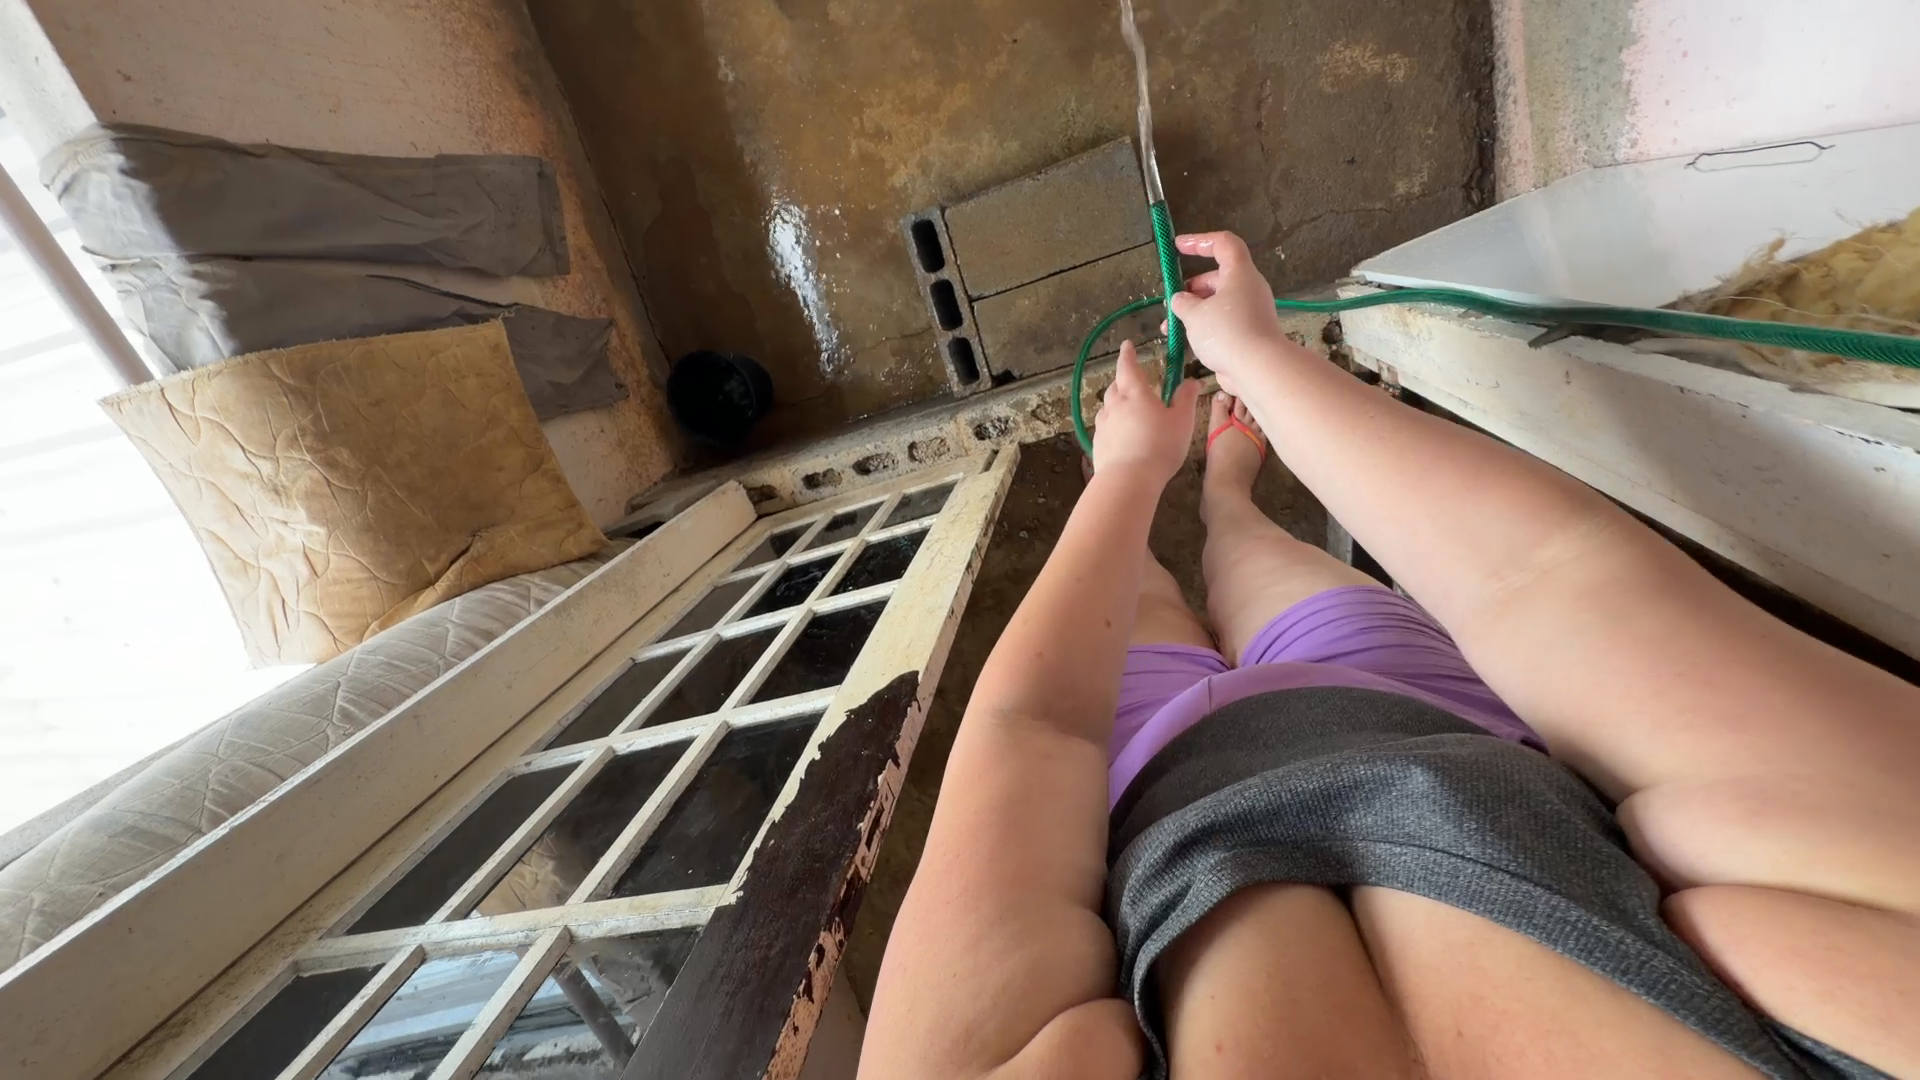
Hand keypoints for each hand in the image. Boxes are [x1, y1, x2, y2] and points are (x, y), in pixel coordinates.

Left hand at [1092, 339, 1200, 485]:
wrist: (1128, 479)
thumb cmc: (1160, 446)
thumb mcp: (1182, 420)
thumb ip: (1186, 398)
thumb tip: (1191, 381)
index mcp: (1134, 393)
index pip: (1128, 366)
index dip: (1128, 354)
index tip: (1127, 345)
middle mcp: (1114, 405)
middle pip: (1115, 386)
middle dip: (1123, 380)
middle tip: (1133, 382)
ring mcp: (1103, 425)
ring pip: (1108, 407)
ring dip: (1117, 404)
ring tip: (1129, 410)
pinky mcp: (1097, 444)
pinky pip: (1105, 427)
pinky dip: (1113, 425)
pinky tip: (1122, 435)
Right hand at [1165, 231, 1285, 389]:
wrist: (1257, 367)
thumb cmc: (1226, 332)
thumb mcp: (1195, 315)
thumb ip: (1182, 303)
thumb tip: (1179, 299)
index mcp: (1239, 273)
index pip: (1223, 244)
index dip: (1200, 241)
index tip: (1178, 246)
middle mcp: (1247, 288)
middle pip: (1217, 277)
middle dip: (1191, 289)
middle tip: (1171, 303)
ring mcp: (1250, 311)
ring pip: (1217, 303)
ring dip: (1193, 312)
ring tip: (1171, 328)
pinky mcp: (1248, 332)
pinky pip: (1223, 321)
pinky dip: (1204, 326)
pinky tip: (1187, 340)